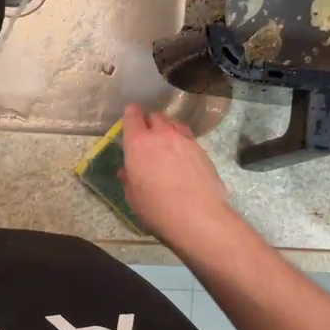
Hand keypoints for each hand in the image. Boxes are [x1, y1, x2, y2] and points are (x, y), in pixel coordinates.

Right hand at [118, 103, 233, 247]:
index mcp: (138, 143)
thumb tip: (126, 172)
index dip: (131, 114)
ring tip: (167, 141)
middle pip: (156, 116)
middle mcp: (162, 135)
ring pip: (175, 124)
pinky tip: (183, 156)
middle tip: (148, 134)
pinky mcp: (203, 151)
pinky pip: (189, 138)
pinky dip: (183, 142)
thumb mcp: (133, 196)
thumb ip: (129, 179)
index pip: (133, 117)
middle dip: (150, 121)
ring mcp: (185, 141)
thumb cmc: (156, 207)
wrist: (197, 215)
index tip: (130, 115)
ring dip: (168, 128)